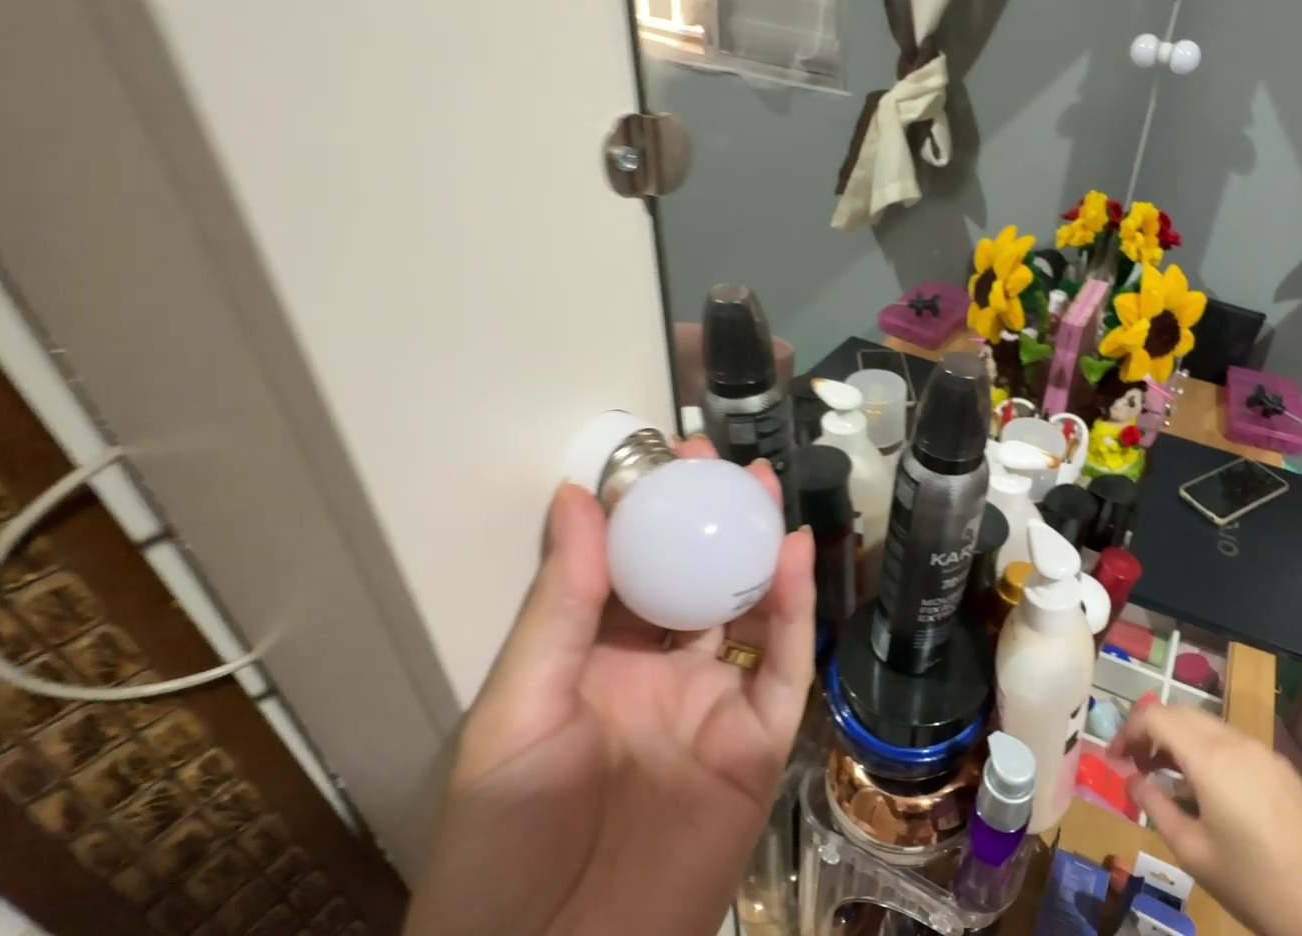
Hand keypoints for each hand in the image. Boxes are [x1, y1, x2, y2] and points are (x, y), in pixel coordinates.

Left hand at [405, 441, 815, 935]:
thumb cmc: (505, 842)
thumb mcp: (518, 711)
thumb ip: (559, 605)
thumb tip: (577, 496)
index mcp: (591, 663)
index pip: (626, 570)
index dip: (644, 514)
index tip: (658, 459)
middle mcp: (657, 674)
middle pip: (693, 581)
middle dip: (707, 521)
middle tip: (718, 462)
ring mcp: (712, 706)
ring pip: (748, 613)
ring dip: (756, 550)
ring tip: (759, 491)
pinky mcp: (756, 744)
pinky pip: (784, 667)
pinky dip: (796, 610)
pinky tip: (792, 555)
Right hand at [1108, 704, 1301, 935]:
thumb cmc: (1251, 884)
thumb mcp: (1190, 850)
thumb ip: (1154, 805)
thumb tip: (1132, 778)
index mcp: (1211, 758)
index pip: (1157, 717)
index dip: (1128, 730)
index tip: (1113, 759)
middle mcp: (1238, 742)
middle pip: (1183, 714)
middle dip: (1152, 731)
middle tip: (1133, 764)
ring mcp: (1265, 753)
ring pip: (1209, 727)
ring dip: (1180, 740)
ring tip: (1164, 778)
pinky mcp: (1283, 770)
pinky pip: (1234, 744)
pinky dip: (1208, 752)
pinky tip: (1205, 791)